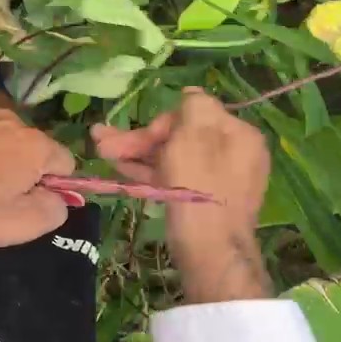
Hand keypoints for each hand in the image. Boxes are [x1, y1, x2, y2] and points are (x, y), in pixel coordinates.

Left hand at [0, 109, 76, 246]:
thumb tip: (58, 197)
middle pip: (32, 148)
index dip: (52, 186)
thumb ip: (54, 210)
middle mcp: (10, 119)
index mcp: (35, 144)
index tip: (26, 201)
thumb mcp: (21, 224)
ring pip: (2, 140)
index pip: (65, 163)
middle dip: (23, 171)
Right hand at [90, 88, 272, 301]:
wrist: (209, 248)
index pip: (190, 113)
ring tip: (102, 154)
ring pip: (172, 156)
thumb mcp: (193, 135)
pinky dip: (150, 171)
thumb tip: (192, 93)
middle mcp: (234, 153)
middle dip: (139, 139)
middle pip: (178, 136)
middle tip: (102, 144)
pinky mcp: (205, 197)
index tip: (132, 135)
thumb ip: (195, 105)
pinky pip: (176, 175)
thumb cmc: (197, 185)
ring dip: (136, 153)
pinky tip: (122, 171)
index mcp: (238, 134)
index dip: (157, 124)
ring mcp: (220, 177)